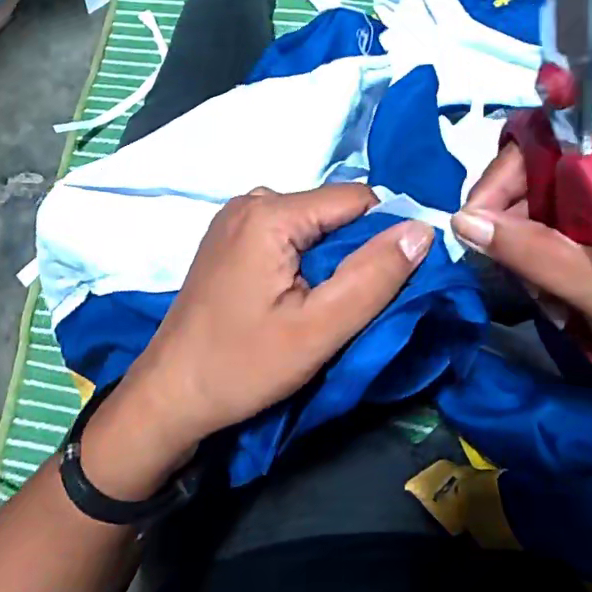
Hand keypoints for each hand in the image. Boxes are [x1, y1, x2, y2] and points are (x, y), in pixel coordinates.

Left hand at [81, 184, 433, 498]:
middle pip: (331, 210)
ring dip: (327, 259)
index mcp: (270, 213)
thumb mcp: (319, 329)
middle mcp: (251, 201)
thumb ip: (373, 276)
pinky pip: (284, 234)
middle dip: (352, 251)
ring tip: (314, 306)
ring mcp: (235, 218)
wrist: (170, 392)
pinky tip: (289, 298)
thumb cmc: (242, 364)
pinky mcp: (229, 237)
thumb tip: (421, 229)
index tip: (386, 283)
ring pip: (311, 224)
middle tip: (343, 305)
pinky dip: (301, 261)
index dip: (382, 236)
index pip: (356, 199)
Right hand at [451, 139, 591, 393]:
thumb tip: (460, 220)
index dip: (504, 182)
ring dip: (528, 260)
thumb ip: (535, 252)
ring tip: (555, 303)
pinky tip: (560, 304)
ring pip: (532, 217)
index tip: (474, 227)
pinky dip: (539, 272)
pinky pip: (544, 240)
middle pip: (533, 183)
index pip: (545, 149)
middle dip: (518, 232)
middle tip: (526, 280)